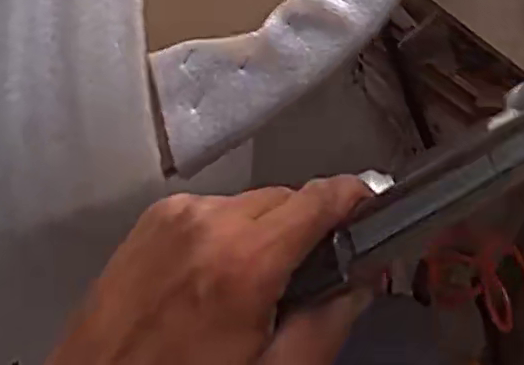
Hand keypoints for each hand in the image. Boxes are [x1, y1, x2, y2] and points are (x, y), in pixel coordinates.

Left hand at [47, 175, 374, 364]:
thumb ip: (325, 328)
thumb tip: (363, 280)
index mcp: (243, 262)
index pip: (317, 199)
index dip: (352, 196)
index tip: (371, 204)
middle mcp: (211, 219)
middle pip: (285, 199)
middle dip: (303, 229)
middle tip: (304, 277)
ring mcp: (176, 212)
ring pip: (249, 202)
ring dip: (262, 231)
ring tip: (248, 287)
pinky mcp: (152, 216)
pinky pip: (212, 210)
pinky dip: (224, 232)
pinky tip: (209, 279)